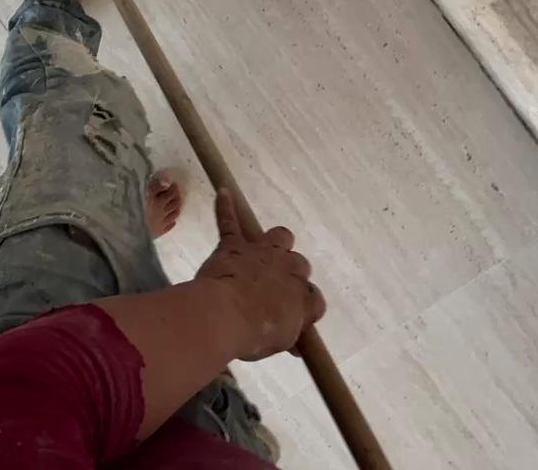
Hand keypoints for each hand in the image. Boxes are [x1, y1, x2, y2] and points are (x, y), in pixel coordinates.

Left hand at [194, 189, 326, 360]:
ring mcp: (260, 252)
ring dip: (277, 241)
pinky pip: (229, 221)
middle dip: (292, 272)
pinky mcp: (234, 244)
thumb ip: (290, 336)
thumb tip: (298, 347)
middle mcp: (287, 269)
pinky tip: (222, 191)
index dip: (304, 305)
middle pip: (300, 263)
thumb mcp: (280, 342)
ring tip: (271, 247)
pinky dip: (225, 207)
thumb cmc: (255, 334)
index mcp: (303, 297)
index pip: (314, 298)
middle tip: (276, 287)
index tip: (294, 315)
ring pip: (279, 236)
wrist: (225, 313)